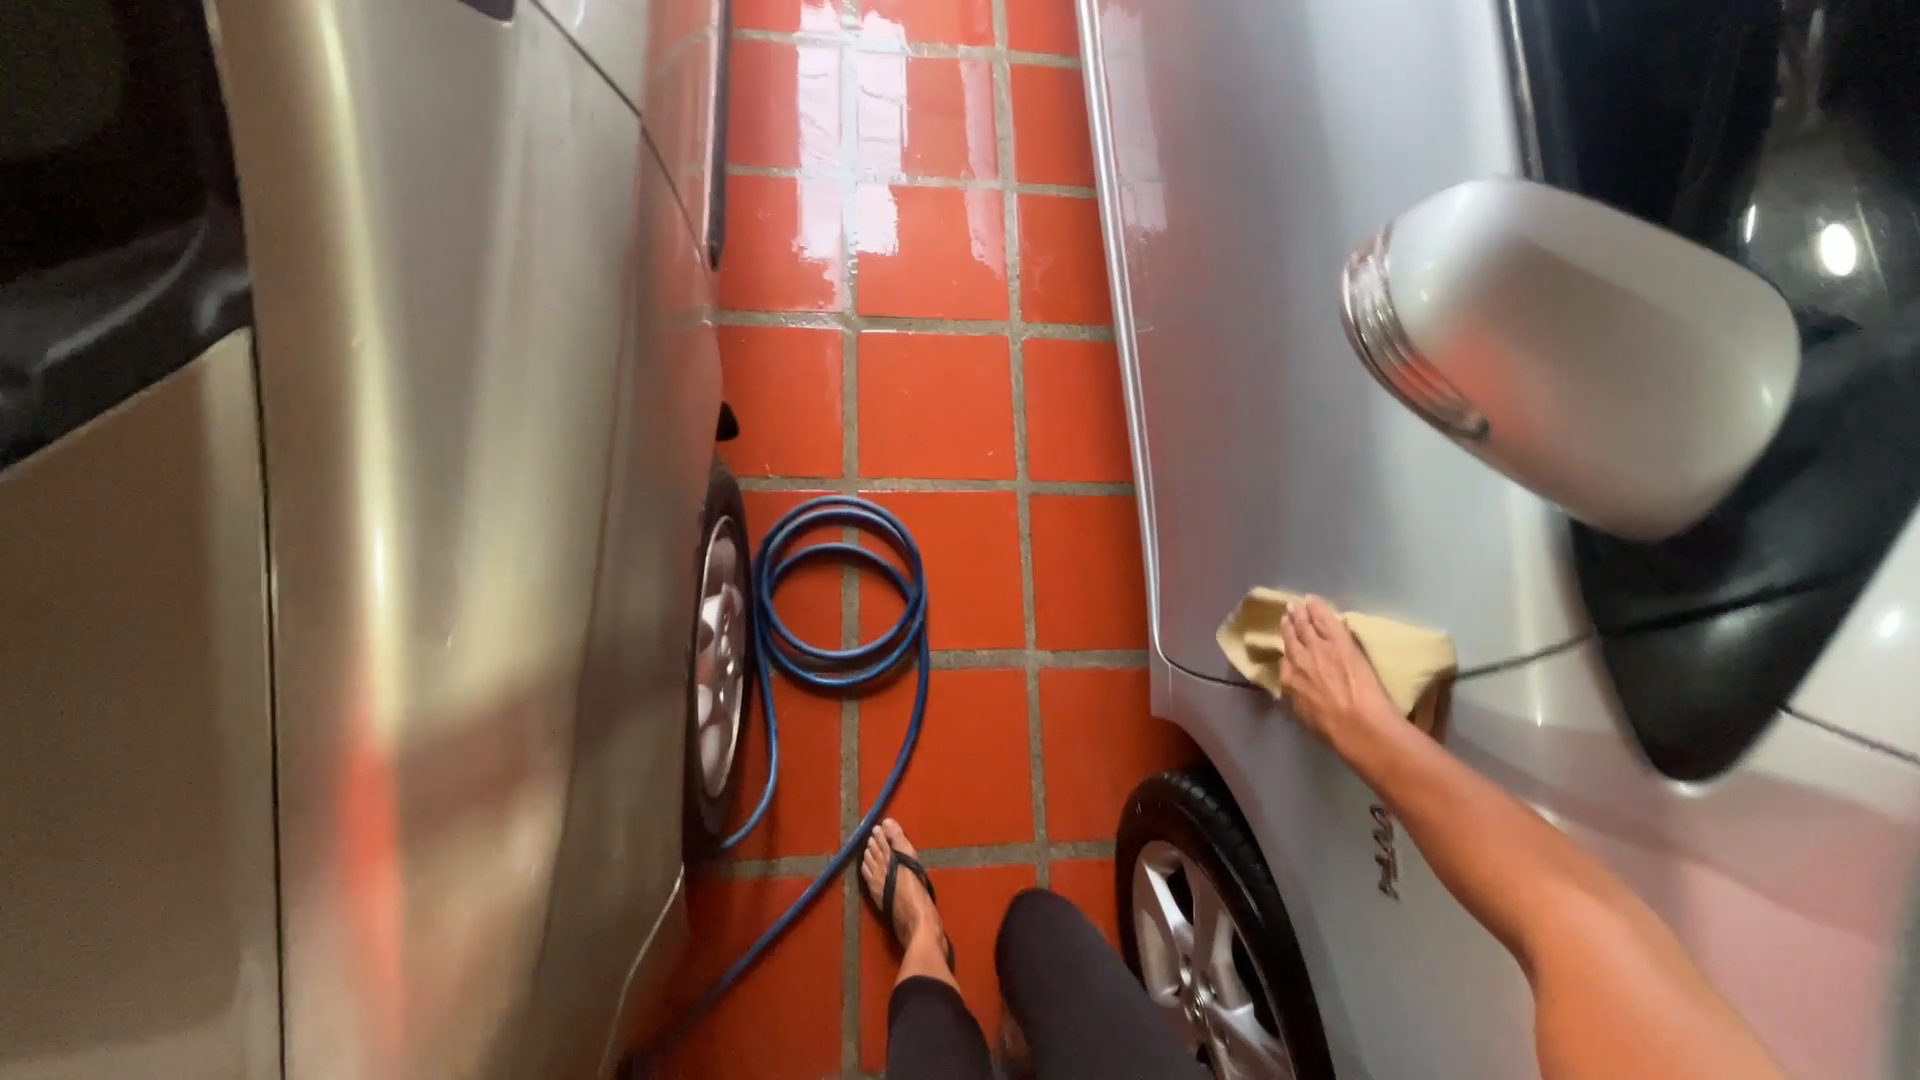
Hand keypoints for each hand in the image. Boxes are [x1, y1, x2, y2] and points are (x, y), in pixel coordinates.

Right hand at [1278, 595, 1398, 743]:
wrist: (1358, 723)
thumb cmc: (1332, 729)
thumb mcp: (1304, 714)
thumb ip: (1297, 695)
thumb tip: (1296, 687)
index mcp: (1290, 680)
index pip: (1285, 660)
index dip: (1286, 648)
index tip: (1286, 641)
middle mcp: (1299, 659)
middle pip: (1293, 637)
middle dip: (1290, 624)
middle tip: (1288, 612)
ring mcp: (1319, 647)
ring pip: (1306, 625)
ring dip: (1301, 613)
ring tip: (1298, 604)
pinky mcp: (1339, 641)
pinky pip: (1325, 619)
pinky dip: (1317, 608)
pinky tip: (1312, 599)